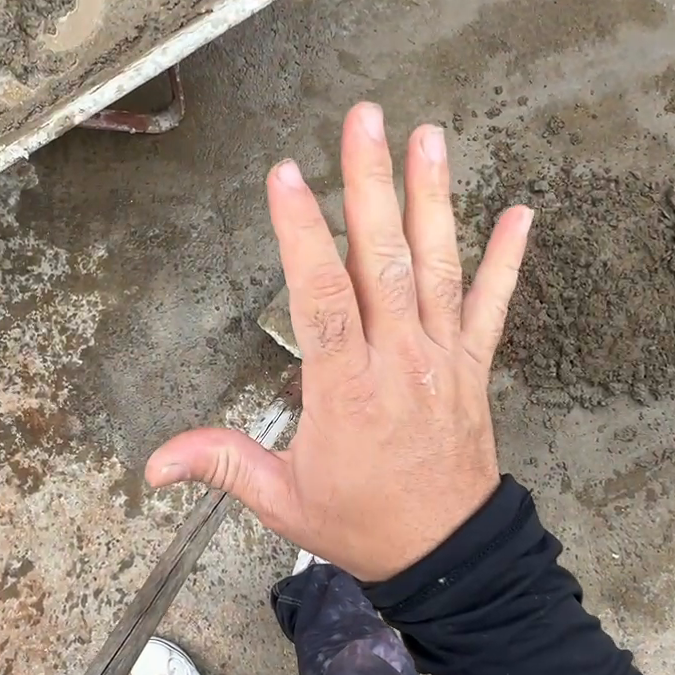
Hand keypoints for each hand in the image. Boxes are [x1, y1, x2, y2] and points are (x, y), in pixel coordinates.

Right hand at [146, 103, 531, 580]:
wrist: (445, 555)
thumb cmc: (362, 523)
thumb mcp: (282, 500)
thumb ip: (222, 465)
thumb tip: (153, 465)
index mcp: (345, 389)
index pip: (321, 298)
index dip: (302, 234)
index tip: (287, 176)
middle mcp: (398, 361)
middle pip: (383, 262)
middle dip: (371, 185)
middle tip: (364, 119)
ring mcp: (442, 359)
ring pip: (437, 269)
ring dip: (433, 200)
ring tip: (428, 136)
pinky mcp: (472, 367)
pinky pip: (492, 307)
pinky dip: (506, 261)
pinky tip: (521, 214)